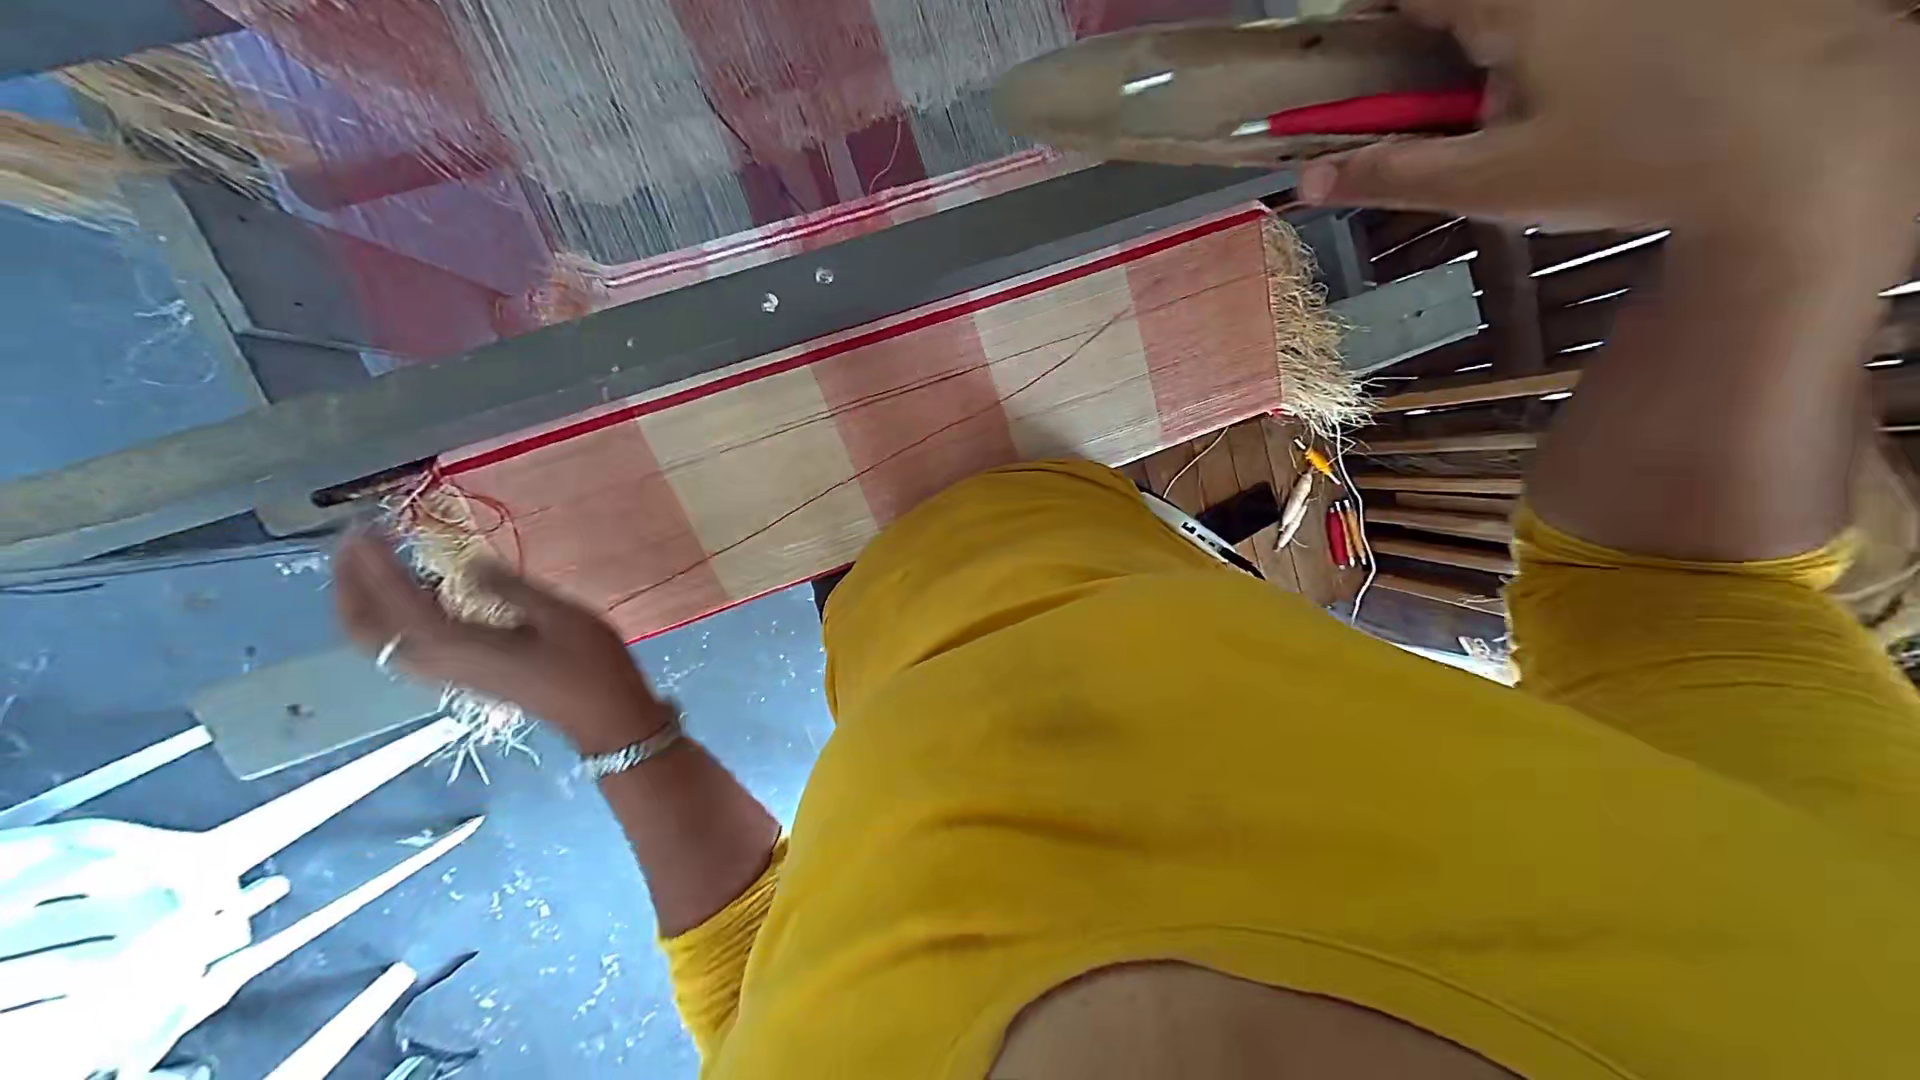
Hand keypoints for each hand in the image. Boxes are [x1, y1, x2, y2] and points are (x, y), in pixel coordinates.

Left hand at [333, 532, 668, 753]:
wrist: (604, 714)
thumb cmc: (589, 664)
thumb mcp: (559, 616)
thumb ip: (509, 587)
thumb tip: (469, 565)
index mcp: (460, 643)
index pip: (395, 600)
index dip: (372, 564)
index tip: (364, 527)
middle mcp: (439, 661)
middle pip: (365, 628)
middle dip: (348, 584)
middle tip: (355, 543)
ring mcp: (448, 672)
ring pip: (380, 639)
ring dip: (366, 600)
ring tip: (376, 561)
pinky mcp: (461, 674)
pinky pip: (407, 643)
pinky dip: (395, 615)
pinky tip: (422, 591)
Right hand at [1301, 0, 1919, 232]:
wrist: (1811, 140)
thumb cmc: (1627, 161)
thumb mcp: (1488, 183)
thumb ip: (1390, 175)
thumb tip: (1306, 181)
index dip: (1366, 24)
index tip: (1354, 68)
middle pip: (1465, 3)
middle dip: (1440, 51)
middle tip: (1451, 114)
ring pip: (1528, 14)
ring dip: (1502, 53)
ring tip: (1537, 109)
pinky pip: (1588, 16)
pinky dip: (1565, 45)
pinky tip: (1598, 90)